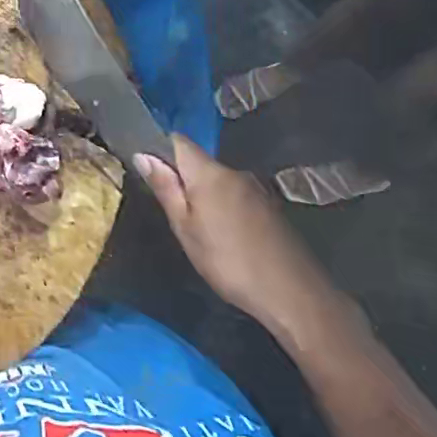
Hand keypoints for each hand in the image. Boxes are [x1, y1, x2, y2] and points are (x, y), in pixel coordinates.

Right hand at [135, 134, 331, 327]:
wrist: (294, 294)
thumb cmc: (228, 261)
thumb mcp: (185, 228)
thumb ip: (165, 188)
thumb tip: (142, 155)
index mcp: (209, 172)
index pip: (178, 141)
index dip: (160, 150)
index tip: (150, 174)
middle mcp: (234, 172)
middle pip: (199, 162)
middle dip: (183, 178)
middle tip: (173, 212)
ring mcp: (256, 189)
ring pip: (219, 181)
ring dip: (205, 195)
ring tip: (199, 229)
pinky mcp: (270, 208)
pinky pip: (236, 196)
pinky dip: (225, 207)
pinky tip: (226, 236)